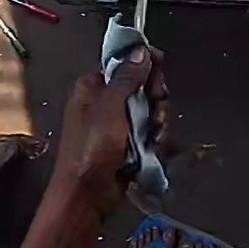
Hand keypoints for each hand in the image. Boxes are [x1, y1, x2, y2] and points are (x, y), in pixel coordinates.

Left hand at [51, 46, 172, 218]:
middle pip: (145, 86)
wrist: (87, 196)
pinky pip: (154, 131)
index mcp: (94, 87)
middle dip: (156, 99)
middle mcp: (108, 102)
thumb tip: (141, 51)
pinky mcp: (132, 143)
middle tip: (155, 111)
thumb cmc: (90, 149)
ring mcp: (121, 124)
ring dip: (159, 124)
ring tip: (153, 139)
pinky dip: (158, 140)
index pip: (124, 62)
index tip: (161, 63)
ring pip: (154, 110)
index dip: (144, 61)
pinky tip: (154, 150)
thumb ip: (127, 78)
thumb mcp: (109, 108)